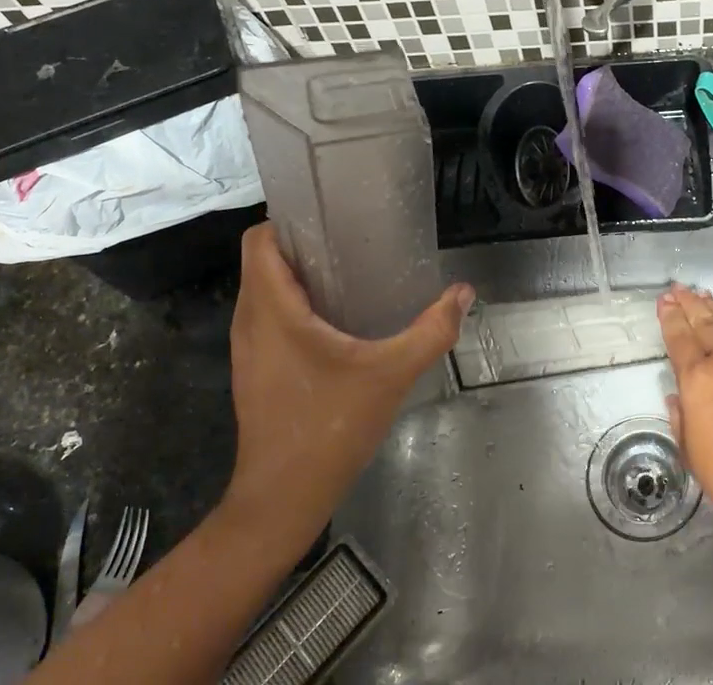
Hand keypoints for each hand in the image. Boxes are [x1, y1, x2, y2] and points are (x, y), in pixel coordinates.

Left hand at [225, 223, 471, 525]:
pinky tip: (339, 320)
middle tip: (355, 239)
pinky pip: (269, 317)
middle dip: (303, 243)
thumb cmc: (330, 428)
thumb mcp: (391, 374)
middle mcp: (250, 321)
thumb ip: (432, 330)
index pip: (260, 240)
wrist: (283, 498)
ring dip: (299, 275)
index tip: (333, 214)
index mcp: (272, 310)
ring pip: (265, 290)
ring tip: (351, 272)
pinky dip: (296, 304)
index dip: (290, 219)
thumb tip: (463, 293)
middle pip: (263, 260)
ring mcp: (248, 349)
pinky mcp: (256, 370)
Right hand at [658, 283, 712, 531]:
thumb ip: (682, 418)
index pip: (680, 339)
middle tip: (680, 289)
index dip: (671, 317)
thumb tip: (678, 396)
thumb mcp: (691, 452)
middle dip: (691, 304)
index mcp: (699, 381)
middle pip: (707, 324)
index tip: (664, 301)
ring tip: (706, 297)